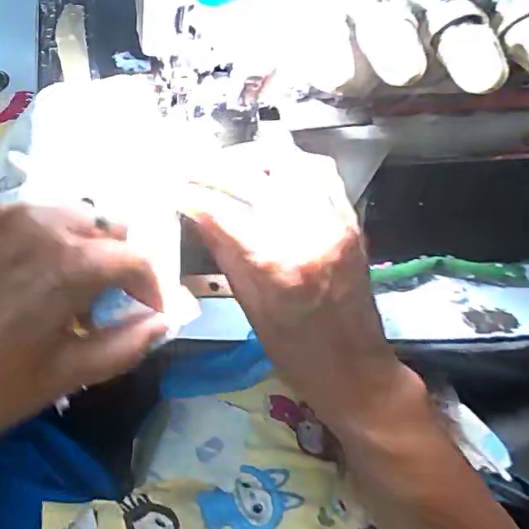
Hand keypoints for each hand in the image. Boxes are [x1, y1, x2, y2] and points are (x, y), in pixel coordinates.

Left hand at [0, 204, 171, 471]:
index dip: (150, 287)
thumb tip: (162, 321)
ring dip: (69, 245)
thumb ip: (125, 343)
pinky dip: (26, 241)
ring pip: (52, 216)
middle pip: (95, 226)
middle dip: (109, 261)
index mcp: (70, 259)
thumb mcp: (65, 374)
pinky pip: (9, 220)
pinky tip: (11, 279)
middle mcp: (34, 222)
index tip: (147, 312)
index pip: (133, 257)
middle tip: (101, 304)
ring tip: (56, 291)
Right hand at [181, 141, 418, 427]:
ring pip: (290, 163)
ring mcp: (335, 223)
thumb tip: (193, 211)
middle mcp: (311, 235)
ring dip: (251, 158)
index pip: (224, 210)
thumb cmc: (296, 351)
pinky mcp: (350, 221)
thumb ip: (222, 249)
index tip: (170, 189)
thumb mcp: (246, 304)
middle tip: (189, 171)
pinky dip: (288, 165)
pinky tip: (265, 172)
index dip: (191, 194)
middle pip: (255, 178)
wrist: (357, 370)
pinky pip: (320, 173)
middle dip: (214, 169)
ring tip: (225, 166)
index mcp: (280, 266)